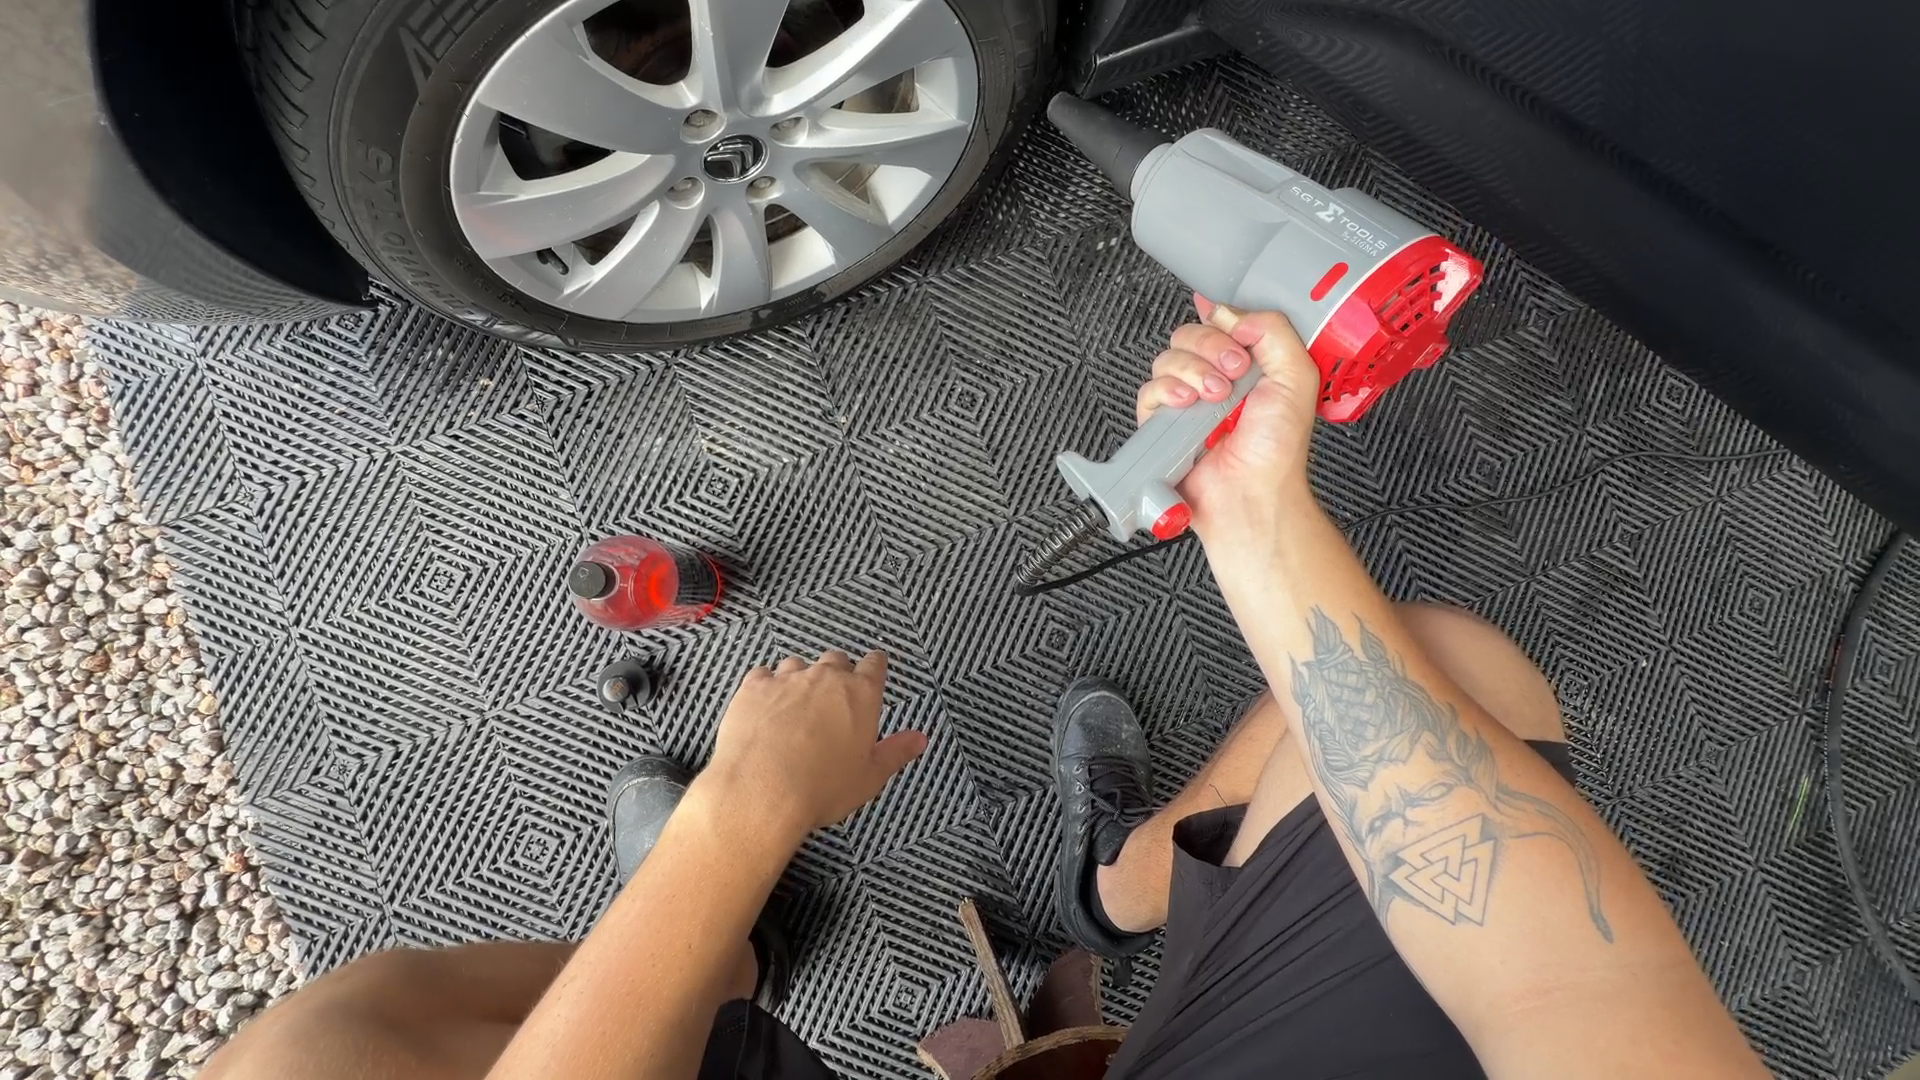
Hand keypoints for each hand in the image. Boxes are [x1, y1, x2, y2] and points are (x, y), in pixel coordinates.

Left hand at [701, 650, 927, 838]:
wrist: (762, 793)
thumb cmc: (818, 788)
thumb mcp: (870, 777)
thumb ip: (896, 751)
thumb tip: (918, 739)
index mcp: (860, 695)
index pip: (875, 664)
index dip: (874, 667)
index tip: (873, 670)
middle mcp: (826, 678)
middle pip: (836, 659)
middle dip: (837, 674)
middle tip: (833, 700)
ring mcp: (788, 679)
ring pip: (798, 664)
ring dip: (800, 679)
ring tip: (796, 707)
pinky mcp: (754, 687)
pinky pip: (763, 674)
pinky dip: (766, 686)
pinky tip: (765, 706)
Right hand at [1134, 294, 1323, 534]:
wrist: (1250, 492)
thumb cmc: (1276, 452)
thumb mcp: (1297, 377)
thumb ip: (1273, 331)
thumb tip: (1231, 313)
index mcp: (1248, 365)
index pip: (1222, 321)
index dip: (1225, 321)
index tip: (1241, 341)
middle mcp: (1215, 379)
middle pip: (1189, 334)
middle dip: (1210, 348)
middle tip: (1232, 374)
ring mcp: (1187, 401)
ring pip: (1167, 358)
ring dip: (1192, 372)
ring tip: (1213, 398)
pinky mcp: (1162, 423)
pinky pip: (1148, 391)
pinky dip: (1165, 392)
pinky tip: (1186, 405)